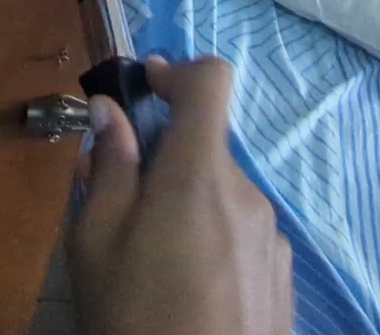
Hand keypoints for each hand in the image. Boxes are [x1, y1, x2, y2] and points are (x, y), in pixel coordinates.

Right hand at [69, 56, 294, 334]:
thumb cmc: (136, 319)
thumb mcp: (96, 242)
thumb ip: (109, 165)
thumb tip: (111, 108)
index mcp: (200, 176)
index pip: (212, 81)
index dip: (177, 70)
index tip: (144, 89)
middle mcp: (247, 196)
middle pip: (207, 141)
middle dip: (165, 151)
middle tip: (123, 193)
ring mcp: (272, 240)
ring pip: (221, 187)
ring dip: (185, 194)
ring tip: (150, 251)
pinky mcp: (283, 279)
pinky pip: (241, 226)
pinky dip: (210, 229)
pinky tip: (186, 284)